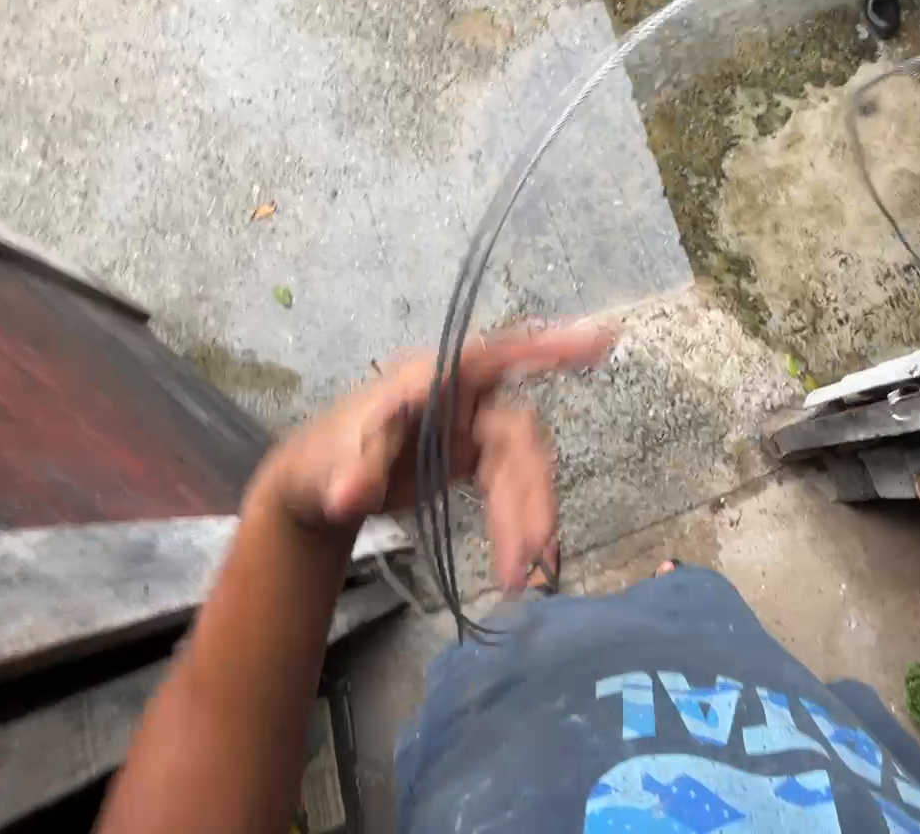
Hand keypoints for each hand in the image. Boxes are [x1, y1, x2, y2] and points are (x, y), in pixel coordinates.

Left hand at [247, 322, 613, 591]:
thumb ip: (351, 473)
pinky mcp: (475, 459)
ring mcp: (472, 428)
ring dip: (525, 517)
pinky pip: (510, 486)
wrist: (319, 488)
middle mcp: (462, 397)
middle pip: (516, 436)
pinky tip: (517, 559)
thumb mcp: (331, 461)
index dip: (550, 346)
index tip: (599, 342)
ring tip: (518, 576)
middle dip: (530, 491)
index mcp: (433, 377)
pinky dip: (517, 521)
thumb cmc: (326, 456)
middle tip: (535, 548)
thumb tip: (349, 498)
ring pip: (519, 468)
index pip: (497, 353)